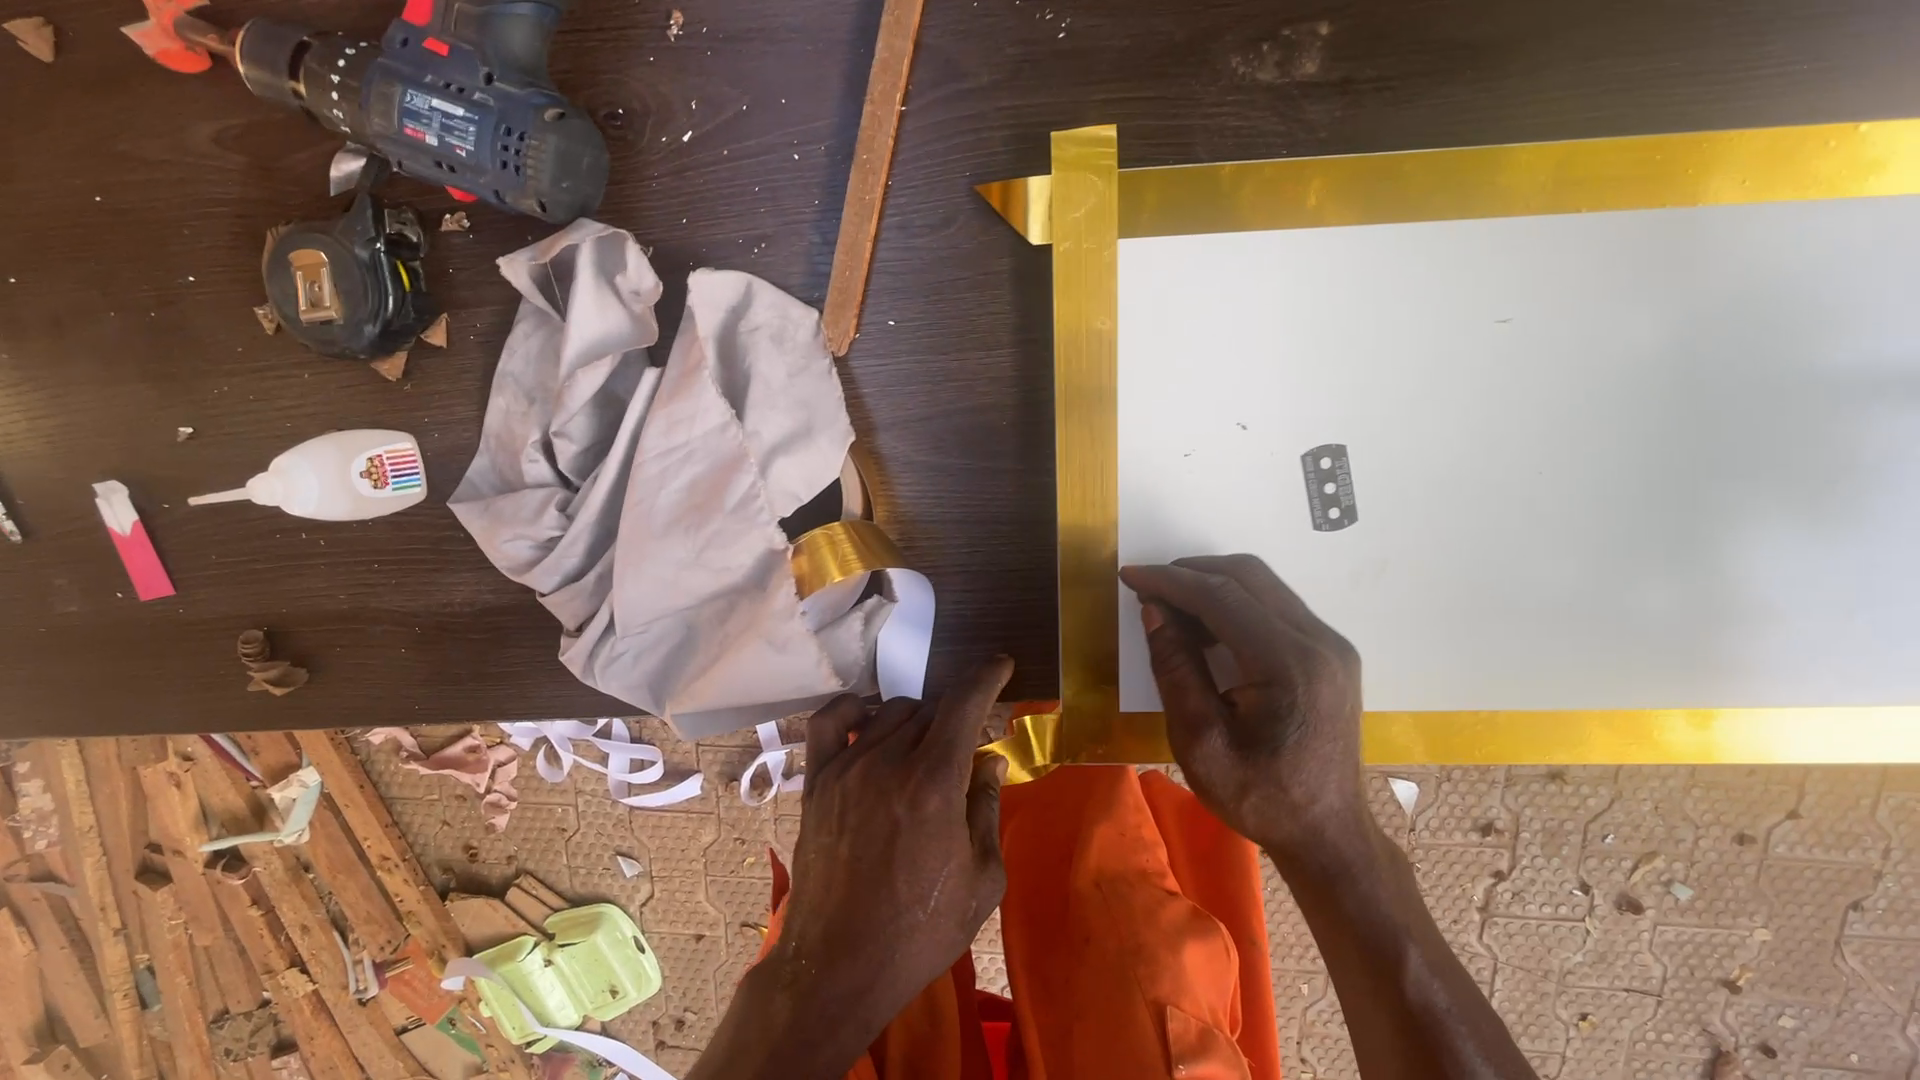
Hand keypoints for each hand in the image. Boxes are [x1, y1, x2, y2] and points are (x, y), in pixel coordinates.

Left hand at [768, 657, 1012, 1028]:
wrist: (840, 965)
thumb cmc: (921, 930)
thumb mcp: (982, 878)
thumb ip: (986, 807)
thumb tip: (989, 759)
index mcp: (934, 782)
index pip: (964, 702)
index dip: (987, 675)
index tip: (1001, 665)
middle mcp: (888, 761)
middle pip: (931, 708)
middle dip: (959, 716)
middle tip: (970, 745)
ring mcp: (846, 768)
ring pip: (890, 712)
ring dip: (918, 720)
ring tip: (927, 750)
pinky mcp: (817, 783)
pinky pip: (829, 721)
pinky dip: (854, 709)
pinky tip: (870, 721)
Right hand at [1120, 555, 1366, 856]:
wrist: (1327, 833)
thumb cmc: (1259, 797)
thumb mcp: (1200, 743)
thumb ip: (1176, 670)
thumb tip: (1154, 612)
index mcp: (1288, 665)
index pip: (1222, 597)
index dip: (1170, 581)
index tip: (1130, 576)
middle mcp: (1318, 642)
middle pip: (1248, 576)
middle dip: (1191, 573)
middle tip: (1148, 590)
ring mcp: (1331, 645)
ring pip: (1264, 586)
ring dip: (1213, 586)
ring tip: (1171, 612)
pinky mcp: (1330, 653)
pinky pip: (1277, 607)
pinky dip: (1236, 604)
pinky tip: (1207, 630)